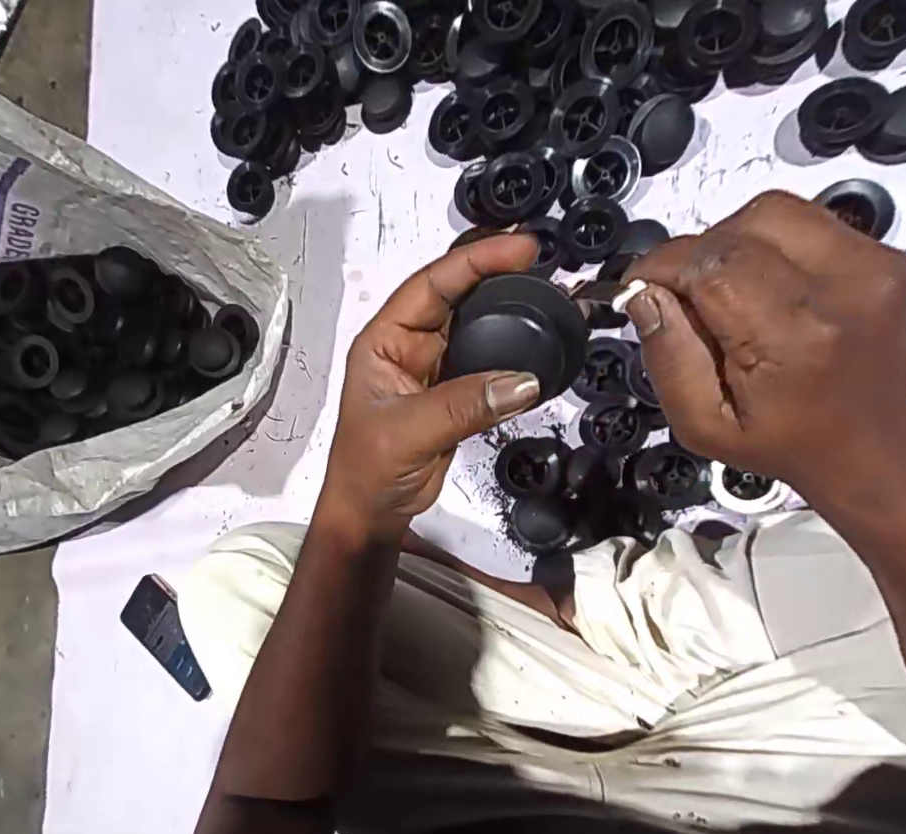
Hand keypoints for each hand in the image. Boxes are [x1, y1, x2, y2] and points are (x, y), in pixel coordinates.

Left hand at [316, 233, 543, 542]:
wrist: (373, 512)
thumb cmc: (364, 472)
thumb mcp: (407, 431)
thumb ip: (464, 405)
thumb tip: (517, 381)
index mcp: (383, 341)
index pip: (432, 283)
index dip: (475, 260)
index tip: (516, 248)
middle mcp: (408, 349)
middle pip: (457, 296)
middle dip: (495, 273)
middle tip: (536, 259)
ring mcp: (434, 372)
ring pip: (476, 328)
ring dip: (507, 312)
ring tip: (541, 294)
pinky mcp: (455, 396)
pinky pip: (489, 365)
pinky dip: (513, 356)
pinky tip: (533, 348)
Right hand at [623, 191, 905, 493]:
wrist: (863, 443)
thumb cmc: (786, 442)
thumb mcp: (701, 424)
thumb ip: (667, 358)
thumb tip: (642, 295)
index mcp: (795, 340)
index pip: (714, 264)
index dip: (665, 265)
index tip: (641, 284)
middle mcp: (844, 291)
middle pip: (742, 227)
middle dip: (695, 255)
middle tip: (683, 298)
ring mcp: (873, 267)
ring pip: (774, 213)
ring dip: (732, 245)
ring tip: (726, 294)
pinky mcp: (886, 256)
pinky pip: (808, 223)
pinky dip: (770, 248)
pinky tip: (767, 290)